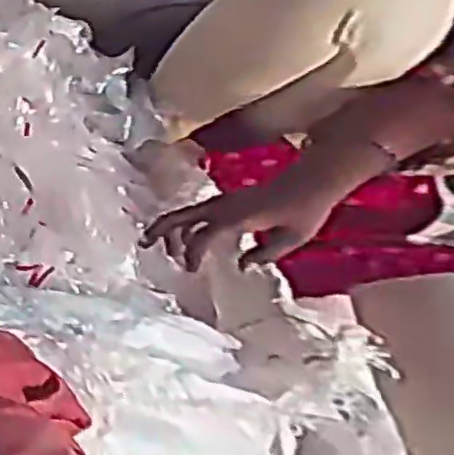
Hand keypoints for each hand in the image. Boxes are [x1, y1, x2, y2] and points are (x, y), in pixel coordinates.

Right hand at [142, 181, 333, 271]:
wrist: (308, 184)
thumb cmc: (304, 212)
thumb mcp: (291, 238)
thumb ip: (264, 253)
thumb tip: (240, 265)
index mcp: (232, 218)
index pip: (200, 237)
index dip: (192, 254)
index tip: (191, 270)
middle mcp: (218, 208)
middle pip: (176, 218)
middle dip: (158, 232)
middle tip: (145, 245)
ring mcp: (217, 203)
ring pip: (181, 215)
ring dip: (168, 230)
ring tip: (163, 246)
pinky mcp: (222, 203)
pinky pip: (193, 214)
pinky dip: (182, 226)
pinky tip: (186, 238)